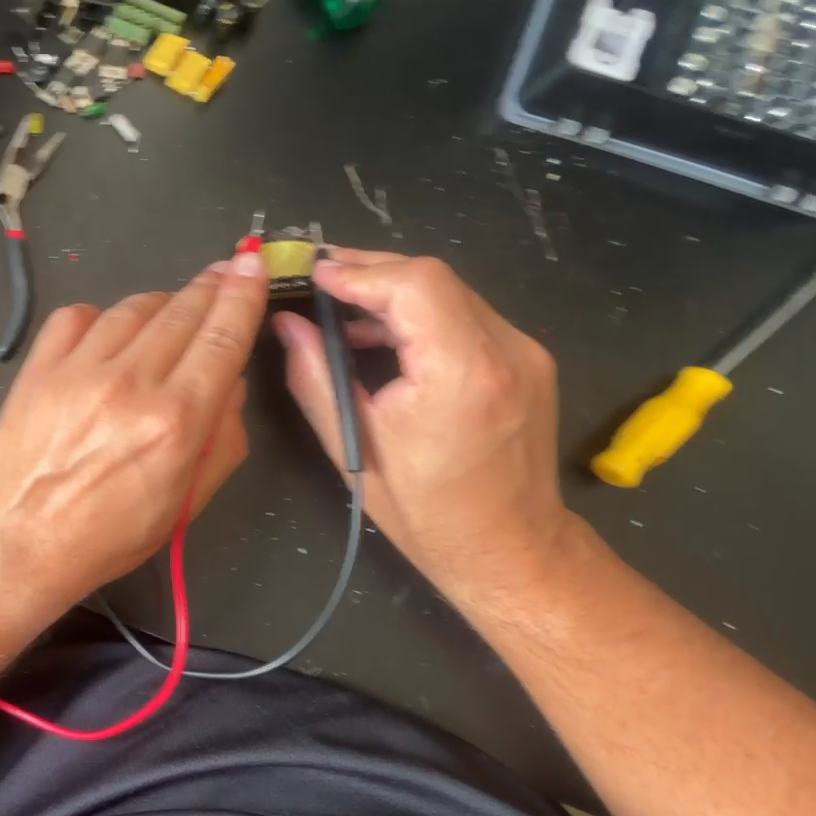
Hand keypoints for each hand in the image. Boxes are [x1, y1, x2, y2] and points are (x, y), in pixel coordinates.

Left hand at [0, 253, 271, 611]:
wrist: (22, 542)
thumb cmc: (109, 535)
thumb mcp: (187, 502)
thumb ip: (223, 439)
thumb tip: (231, 382)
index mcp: (176, 420)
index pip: (223, 336)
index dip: (244, 294)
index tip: (253, 265)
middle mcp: (130, 384)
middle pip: (182, 311)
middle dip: (209, 287)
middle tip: (222, 275)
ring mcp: (79, 371)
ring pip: (132, 308)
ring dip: (159, 303)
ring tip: (168, 312)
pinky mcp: (38, 370)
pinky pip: (75, 317)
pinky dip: (99, 317)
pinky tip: (107, 333)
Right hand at [274, 248, 576, 603]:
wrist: (509, 545)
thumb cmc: (423, 509)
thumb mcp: (353, 447)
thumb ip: (315, 377)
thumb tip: (287, 324)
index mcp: (459, 375)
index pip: (415, 285)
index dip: (360, 270)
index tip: (315, 273)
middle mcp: (505, 351)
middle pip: (435, 278)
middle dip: (372, 269)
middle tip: (320, 276)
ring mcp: (525, 352)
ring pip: (451, 291)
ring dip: (394, 290)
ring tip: (341, 307)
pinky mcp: (527, 359)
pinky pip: (466, 315)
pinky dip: (420, 311)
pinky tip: (382, 335)